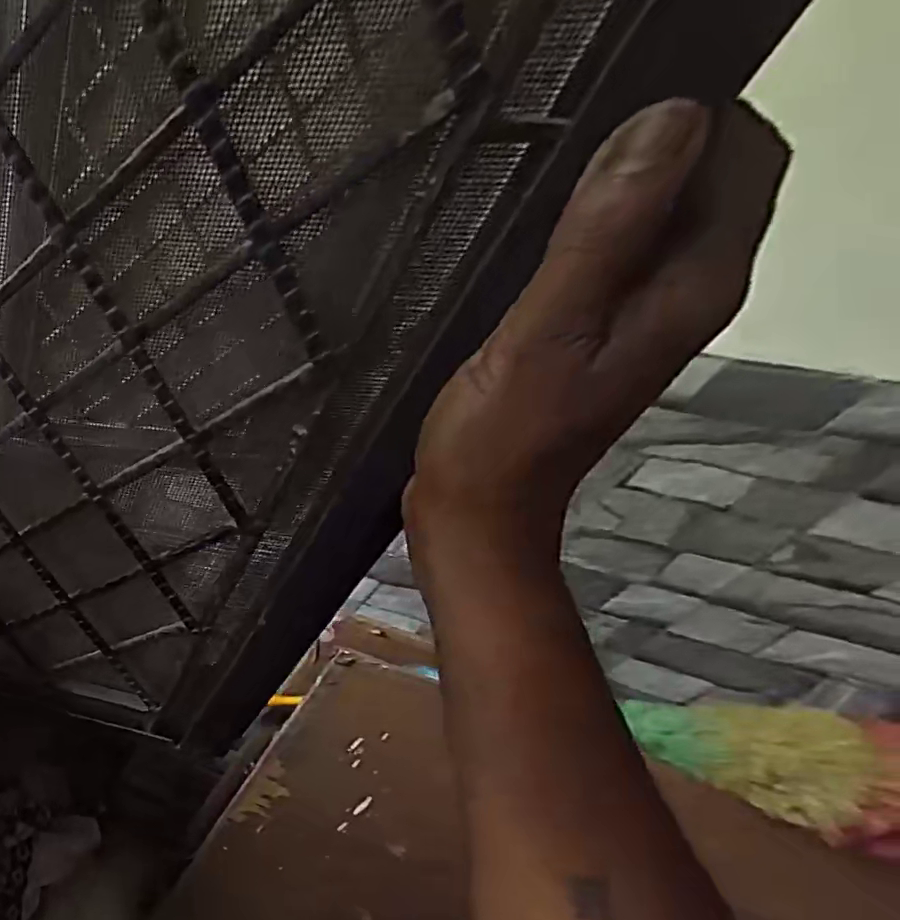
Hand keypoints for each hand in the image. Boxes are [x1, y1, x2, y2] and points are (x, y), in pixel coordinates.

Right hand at [406, 99, 787, 556]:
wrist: (474, 510)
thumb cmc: (497, 437)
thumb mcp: (540, 336)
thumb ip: (599, 237)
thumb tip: (663, 122)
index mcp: (691, 284)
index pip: (744, 156)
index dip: (692, 116)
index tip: (599, 110)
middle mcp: (685, 292)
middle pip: (708, 182)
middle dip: (653, 144)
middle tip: (554, 144)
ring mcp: (639, 316)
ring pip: (655, 218)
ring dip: (612, 187)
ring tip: (534, 184)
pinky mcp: (594, 334)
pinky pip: (612, 256)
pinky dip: (583, 230)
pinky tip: (527, 240)